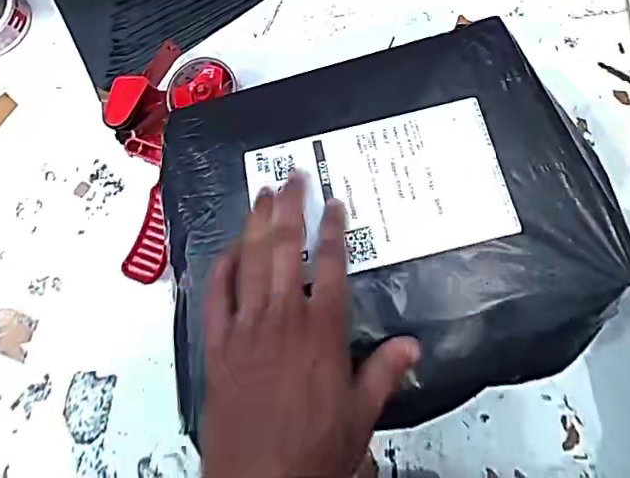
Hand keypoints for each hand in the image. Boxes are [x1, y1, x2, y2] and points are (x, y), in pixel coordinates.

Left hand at [199, 172, 420, 477]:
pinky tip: (227, 248)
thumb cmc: (309, 453)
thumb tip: (411, 348)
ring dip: (258, 223)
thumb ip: (384, 373)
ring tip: (262, 194)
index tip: (332, 204)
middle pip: (287, 248)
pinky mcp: (220, 347)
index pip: (329, 263)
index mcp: (320, 331)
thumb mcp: (360, 415)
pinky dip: (222, 268)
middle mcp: (284, 319)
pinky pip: (218, 296)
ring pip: (252, 261)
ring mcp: (248, 329)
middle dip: (291, 207)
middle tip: (292, 178)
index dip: (331, 227)